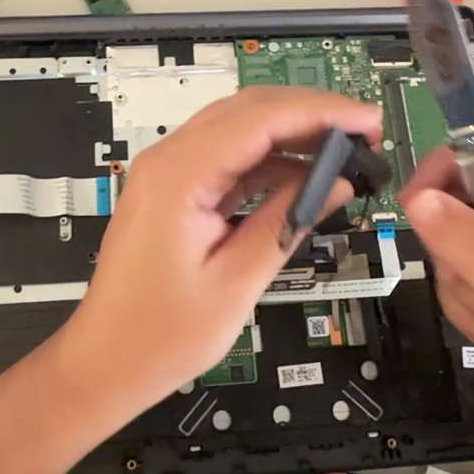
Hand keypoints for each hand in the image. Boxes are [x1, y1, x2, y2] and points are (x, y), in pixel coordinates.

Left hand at [61, 87, 382, 404]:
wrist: (105, 361)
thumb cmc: (161, 335)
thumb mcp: (235, 282)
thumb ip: (286, 223)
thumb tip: (337, 184)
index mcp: (177, 176)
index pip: (258, 119)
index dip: (319, 112)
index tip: (369, 121)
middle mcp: (168, 160)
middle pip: (247, 111)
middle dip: (310, 114)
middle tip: (366, 132)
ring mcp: (167, 172)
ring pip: (239, 129)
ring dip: (292, 134)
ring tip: (346, 153)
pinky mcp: (173, 190)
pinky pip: (227, 159)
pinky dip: (268, 161)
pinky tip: (305, 177)